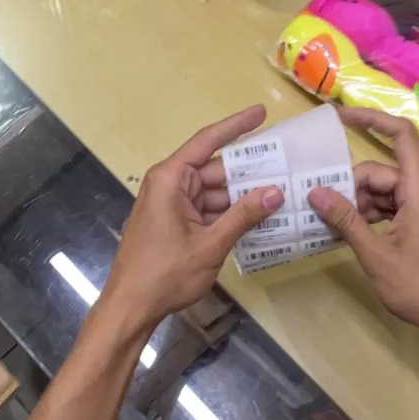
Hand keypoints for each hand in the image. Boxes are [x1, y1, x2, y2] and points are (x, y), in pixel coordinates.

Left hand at [99, 105, 283, 336]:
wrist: (131, 307)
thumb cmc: (165, 272)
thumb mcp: (210, 244)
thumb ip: (243, 216)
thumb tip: (275, 192)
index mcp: (171, 179)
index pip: (207, 141)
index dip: (236, 126)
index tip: (261, 113)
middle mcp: (170, 184)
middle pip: (216, 170)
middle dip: (249, 171)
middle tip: (287, 166)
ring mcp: (172, 204)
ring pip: (215, 192)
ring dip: (243, 196)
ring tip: (283, 192)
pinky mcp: (176, 223)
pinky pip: (208, 210)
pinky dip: (230, 213)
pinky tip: (260, 216)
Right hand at [306, 109, 418, 344]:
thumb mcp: (375, 254)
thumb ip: (346, 220)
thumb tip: (315, 192)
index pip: (401, 136)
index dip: (372, 120)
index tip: (341, 117)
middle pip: (382, 171)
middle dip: (352, 186)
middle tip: (322, 209)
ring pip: (385, 191)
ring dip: (359, 205)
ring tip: (332, 226)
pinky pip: (393, 206)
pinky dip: (371, 215)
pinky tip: (349, 233)